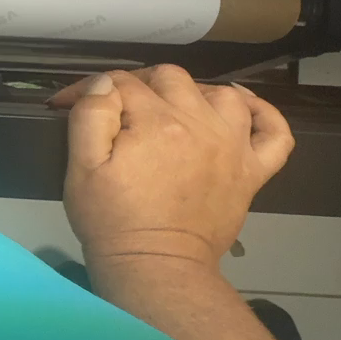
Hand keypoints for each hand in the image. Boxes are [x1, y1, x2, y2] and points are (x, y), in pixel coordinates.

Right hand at [48, 65, 293, 274]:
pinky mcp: (254, 170)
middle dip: (136, 83)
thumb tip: (103, 84)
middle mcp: (201, 126)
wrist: (154, 261)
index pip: (119, 83)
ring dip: (192, 91)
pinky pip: (275, 131)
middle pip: (171, 78)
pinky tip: (238, 107)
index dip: (88, 88)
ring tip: (168, 107)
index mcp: (156, 123)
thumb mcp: (80, 164)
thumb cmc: (109, 214)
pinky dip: (261, 112)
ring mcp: (234, 147)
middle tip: (112, 105)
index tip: (65, 104)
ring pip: (221, 94)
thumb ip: (90, 116)